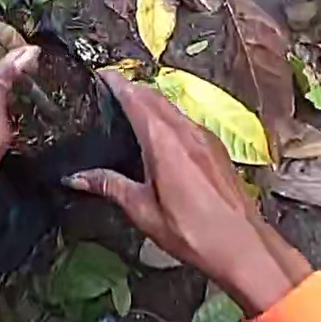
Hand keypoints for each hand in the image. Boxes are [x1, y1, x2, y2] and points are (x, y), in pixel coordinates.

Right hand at [66, 73, 309, 314]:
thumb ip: (110, 186)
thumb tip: (77, 178)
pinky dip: (166, 115)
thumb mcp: (143, 211)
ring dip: (149, 100)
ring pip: (171, 106)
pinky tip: (159, 133)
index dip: (116, 82)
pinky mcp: (215, 147)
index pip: (135, 98)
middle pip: (153, 96)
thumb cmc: (193, 232)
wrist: (244, 246)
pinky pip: (185, 119)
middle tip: (108, 91)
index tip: (100, 75)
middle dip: (130, 88)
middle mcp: (185, 131)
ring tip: (129, 108)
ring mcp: (204, 136)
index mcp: (163, 141)